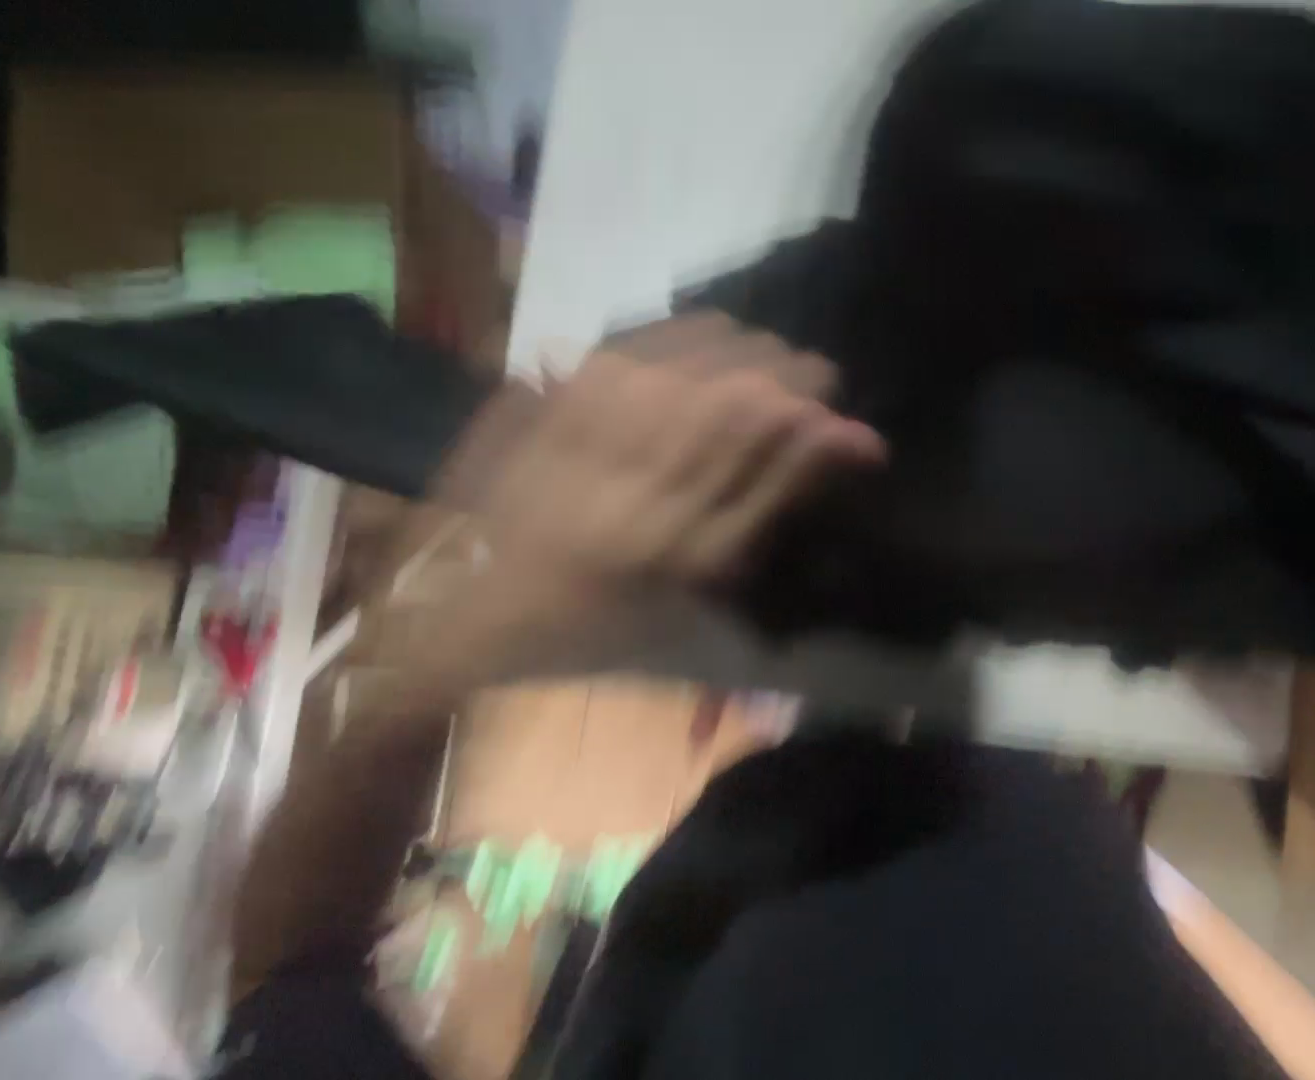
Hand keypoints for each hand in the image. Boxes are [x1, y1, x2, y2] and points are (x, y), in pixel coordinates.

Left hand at [363, 316, 885, 699]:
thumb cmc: (595, 628)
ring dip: (739, 349)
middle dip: (786, 373)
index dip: (810, 418)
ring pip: (680, 371)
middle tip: (816, 372)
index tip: (843, 413)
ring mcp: (585, 445)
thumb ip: (763, 509)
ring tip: (770, 350)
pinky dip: (675, 334)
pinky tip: (708, 332)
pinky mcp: (545, 413)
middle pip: (726, 401)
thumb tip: (828, 444)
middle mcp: (631, 489)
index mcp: (673, 546)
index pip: (759, 453)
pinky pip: (622, 355)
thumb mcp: (693, 590)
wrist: (471, 619)